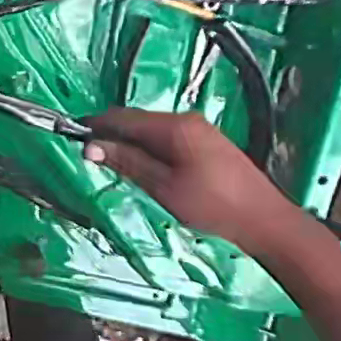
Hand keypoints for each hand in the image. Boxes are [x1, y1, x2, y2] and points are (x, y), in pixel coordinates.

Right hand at [80, 109, 304, 253]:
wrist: (267, 223)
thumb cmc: (213, 206)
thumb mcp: (162, 187)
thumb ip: (126, 162)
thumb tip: (90, 146)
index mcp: (174, 127)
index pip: (123, 117)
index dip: (95, 125)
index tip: (72, 136)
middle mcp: (185, 121)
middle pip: (136, 121)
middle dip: (110, 134)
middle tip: (88, 154)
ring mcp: (198, 131)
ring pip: (150, 130)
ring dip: (128, 142)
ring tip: (110, 162)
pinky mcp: (205, 144)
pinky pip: (165, 138)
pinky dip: (146, 148)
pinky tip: (140, 166)